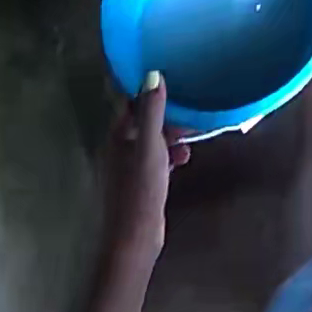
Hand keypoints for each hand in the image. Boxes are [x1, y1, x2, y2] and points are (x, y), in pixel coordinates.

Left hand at [100, 71, 190, 263]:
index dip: (148, 87)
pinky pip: (158, 155)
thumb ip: (152, 111)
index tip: (170, 73)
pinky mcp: (142, 179)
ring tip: (193, 133)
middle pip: (145, 118)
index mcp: (118, 135)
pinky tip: (184, 157)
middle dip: (167, 112)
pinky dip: (171, 152)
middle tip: (190, 107)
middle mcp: (120, 146)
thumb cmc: (141, 189)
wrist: (136, 238)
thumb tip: (153, 73)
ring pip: (153, 137)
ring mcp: (130, 164)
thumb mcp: (150, 145)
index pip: (131, 100)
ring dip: (172, 132)